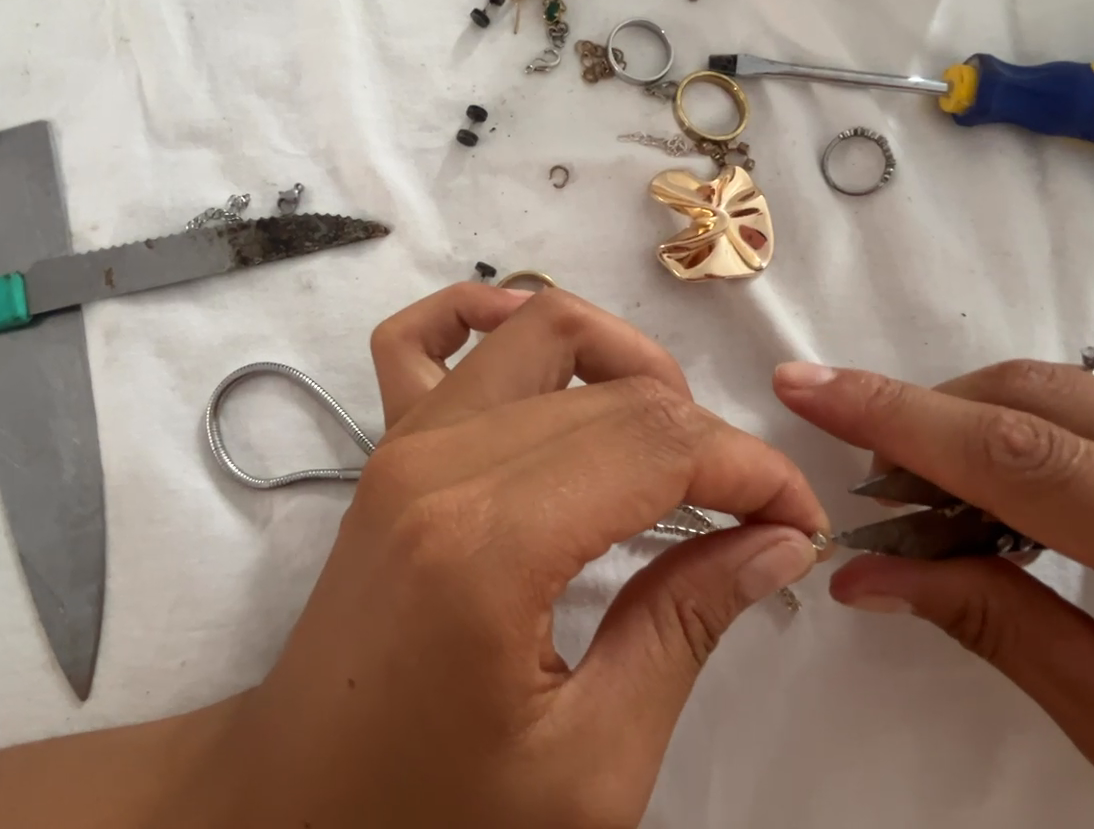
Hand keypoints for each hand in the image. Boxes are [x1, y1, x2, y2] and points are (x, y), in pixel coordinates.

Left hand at [236, 285, 828, 827]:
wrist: (296, 804)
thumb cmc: (438, 809)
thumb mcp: (591, 763)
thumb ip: (686, 627)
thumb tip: (774, 541)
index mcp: (491, 544)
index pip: (660, 446)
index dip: (753, 471)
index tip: (797, 523)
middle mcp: (441, 462)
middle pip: (619, 392)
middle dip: (711, 438)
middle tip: (751, 511)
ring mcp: (404, 442)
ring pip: (543, 334)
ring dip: (629, 364)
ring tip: (671, 440)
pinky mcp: (386, 447)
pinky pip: (421, 338)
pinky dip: (488, 315)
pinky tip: (542, 349)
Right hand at [775, 360, 1093, 828]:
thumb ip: (987, 622)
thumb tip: (859, 571)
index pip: (1032, 459)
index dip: (901, 418)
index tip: (808, 386)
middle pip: (1051, 399)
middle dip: (931, 415)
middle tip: (870, 470)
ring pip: (1085, 383)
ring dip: (987, 418)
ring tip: (946, 482)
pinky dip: (1053, 420)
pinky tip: (1035, 474)